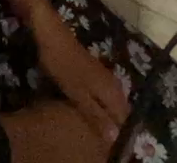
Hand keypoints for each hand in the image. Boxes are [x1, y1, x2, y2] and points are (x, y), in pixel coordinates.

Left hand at [29, 9, 128, 140]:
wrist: (50, 32)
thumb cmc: (62, 63)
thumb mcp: (76, 92)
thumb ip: (96, 115)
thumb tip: (116, 139)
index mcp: (113, 93)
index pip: (125, 121)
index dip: (118, 135)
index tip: (106, 144)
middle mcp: (114, 86)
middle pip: (119, 113)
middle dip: (111, 126)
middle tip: (97, 136)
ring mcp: (104, 77)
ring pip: (110, 103)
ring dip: (103, 115)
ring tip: (92, 125)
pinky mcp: (92, 72)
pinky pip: (100, 94)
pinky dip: (96, 103)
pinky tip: (85, 108)